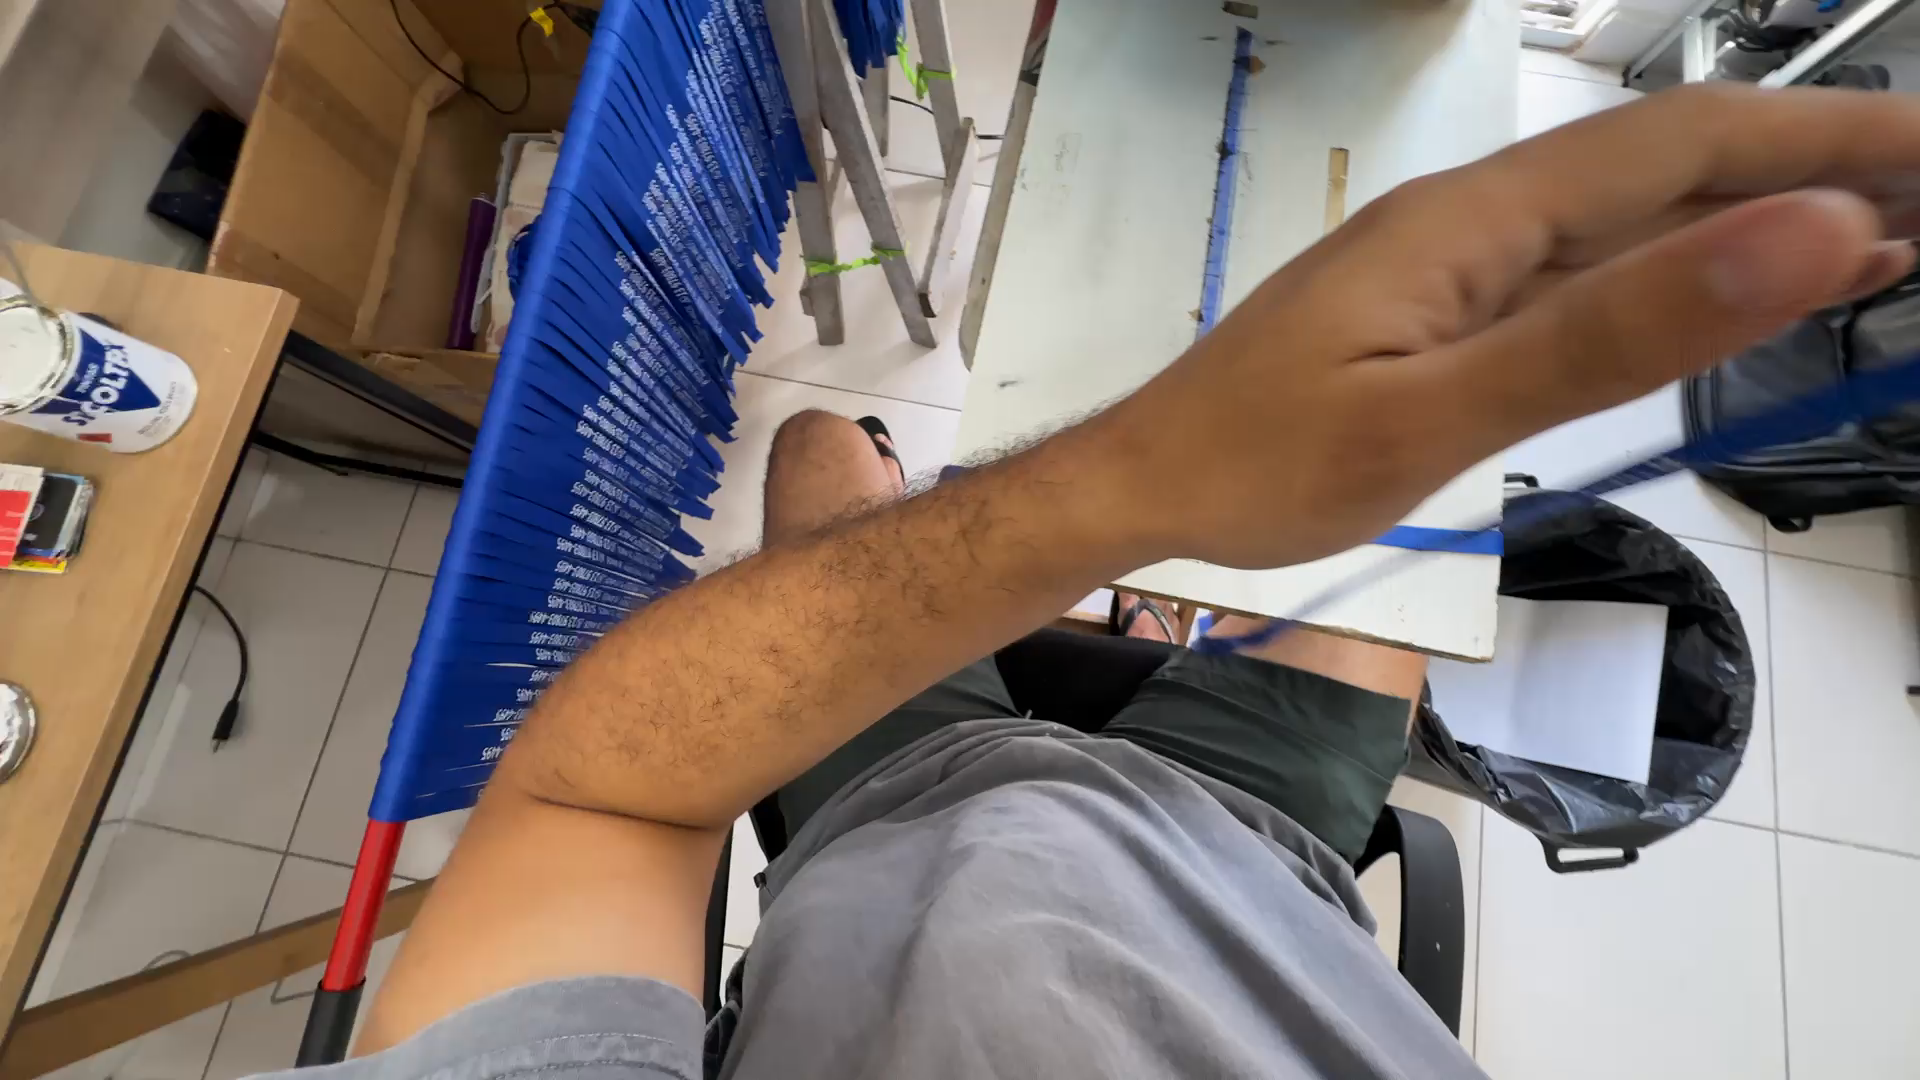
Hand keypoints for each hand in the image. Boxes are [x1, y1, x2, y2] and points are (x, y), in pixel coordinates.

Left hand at [1079, 84, 1919, 570]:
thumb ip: (1598, 336)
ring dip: (1711, 242)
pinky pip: (1525, 290)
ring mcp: (1410, 274)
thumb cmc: (1259, 467)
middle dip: (1791, 185)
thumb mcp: (1429, 417)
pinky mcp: (1388, 321)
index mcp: (1460, 226)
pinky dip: (1615, 296)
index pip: (1677, 142)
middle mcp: (1441, 227)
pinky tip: (1660, 320)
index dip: (1829, 137)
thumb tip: (1808, 229)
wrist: (1145, 482)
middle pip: (1639, 178)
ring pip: (1585, 237)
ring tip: (1846, 265)